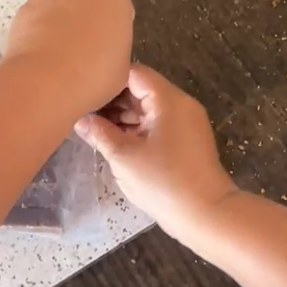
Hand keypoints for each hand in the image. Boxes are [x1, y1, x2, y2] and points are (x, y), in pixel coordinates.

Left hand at [0, 0, 134, 113]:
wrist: (45, 81)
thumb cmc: (94, 76)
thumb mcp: (121, 69)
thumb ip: (115, 51)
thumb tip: (102, 53)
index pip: (118, 11)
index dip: (113, 33)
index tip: (106, 52)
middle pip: (88, 2)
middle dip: (86, 22)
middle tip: (83, 53)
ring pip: (61, 7)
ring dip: (61, 24)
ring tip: (57, 56)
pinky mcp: (25, 6)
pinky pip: (38, 17)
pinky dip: (39, 31)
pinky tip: (40, 54)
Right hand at [75, 64, 240, 238]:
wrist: (206, 214)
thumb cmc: (163, 181)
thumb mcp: (124, 157)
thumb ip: (99, 133)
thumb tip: (80, 120)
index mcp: (168, 100)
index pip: (134, 73)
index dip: (108, 80)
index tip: (85, 92)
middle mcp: (180, 104)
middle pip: (142, 89)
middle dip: (113, 100)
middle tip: (84, 113)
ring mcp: (186, 122)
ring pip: (149, 108)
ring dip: (124, 116)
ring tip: (96, 129)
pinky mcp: (187, 140)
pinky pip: (158, 123)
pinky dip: (137, 128)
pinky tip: (116, 142)